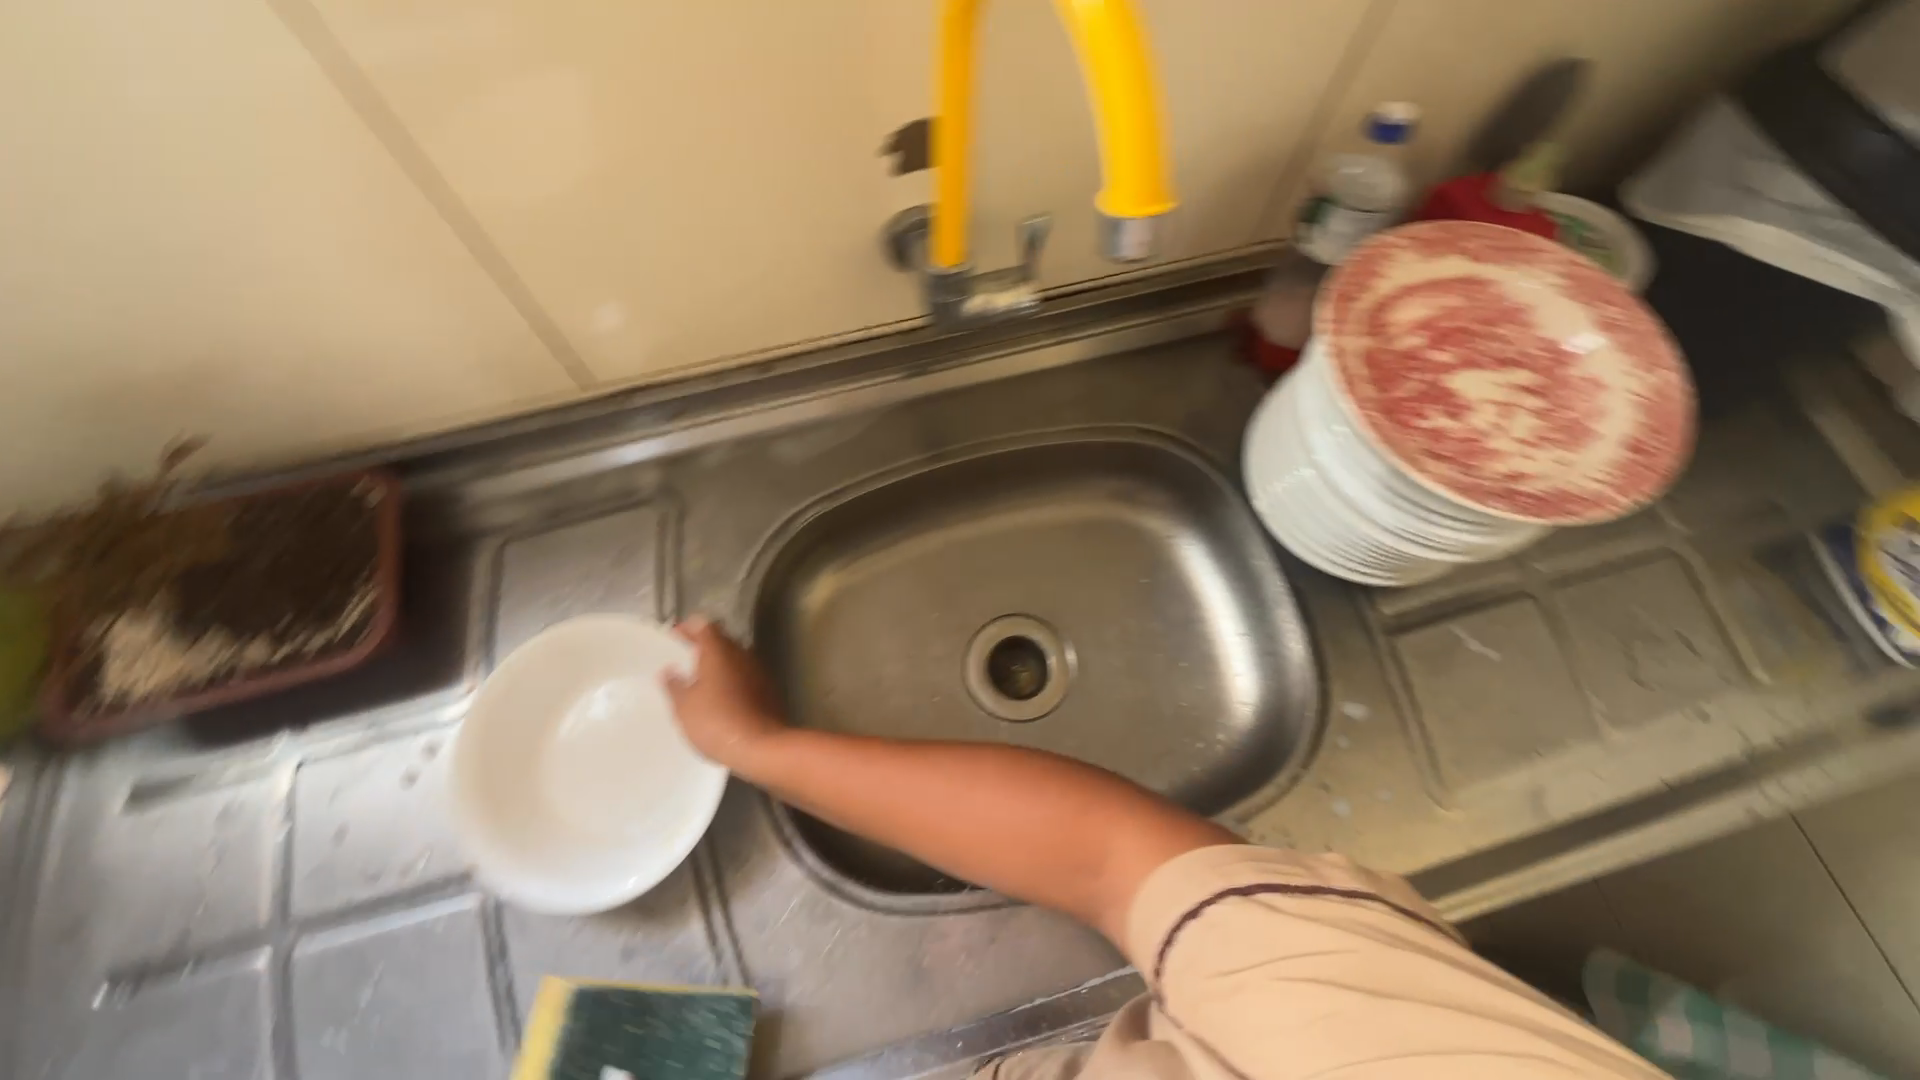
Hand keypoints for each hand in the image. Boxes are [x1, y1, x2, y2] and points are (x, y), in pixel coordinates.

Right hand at [662, 618, 787, 771]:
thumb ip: (675, 685)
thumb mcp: (684, 706)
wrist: (761, 746)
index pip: (704, 626)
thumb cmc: (716, 722)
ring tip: (701, 682)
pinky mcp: (770, 690)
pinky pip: (746, 677)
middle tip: (685, 661)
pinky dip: (733, 681)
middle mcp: (742, 655)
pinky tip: (723, 698)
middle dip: (704, 648)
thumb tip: (669, 670)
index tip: (674, 638)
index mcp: (719, 651)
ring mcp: (760, 671)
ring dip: (720, 665)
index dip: (688, 629)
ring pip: (736, 660)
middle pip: (722, 641)